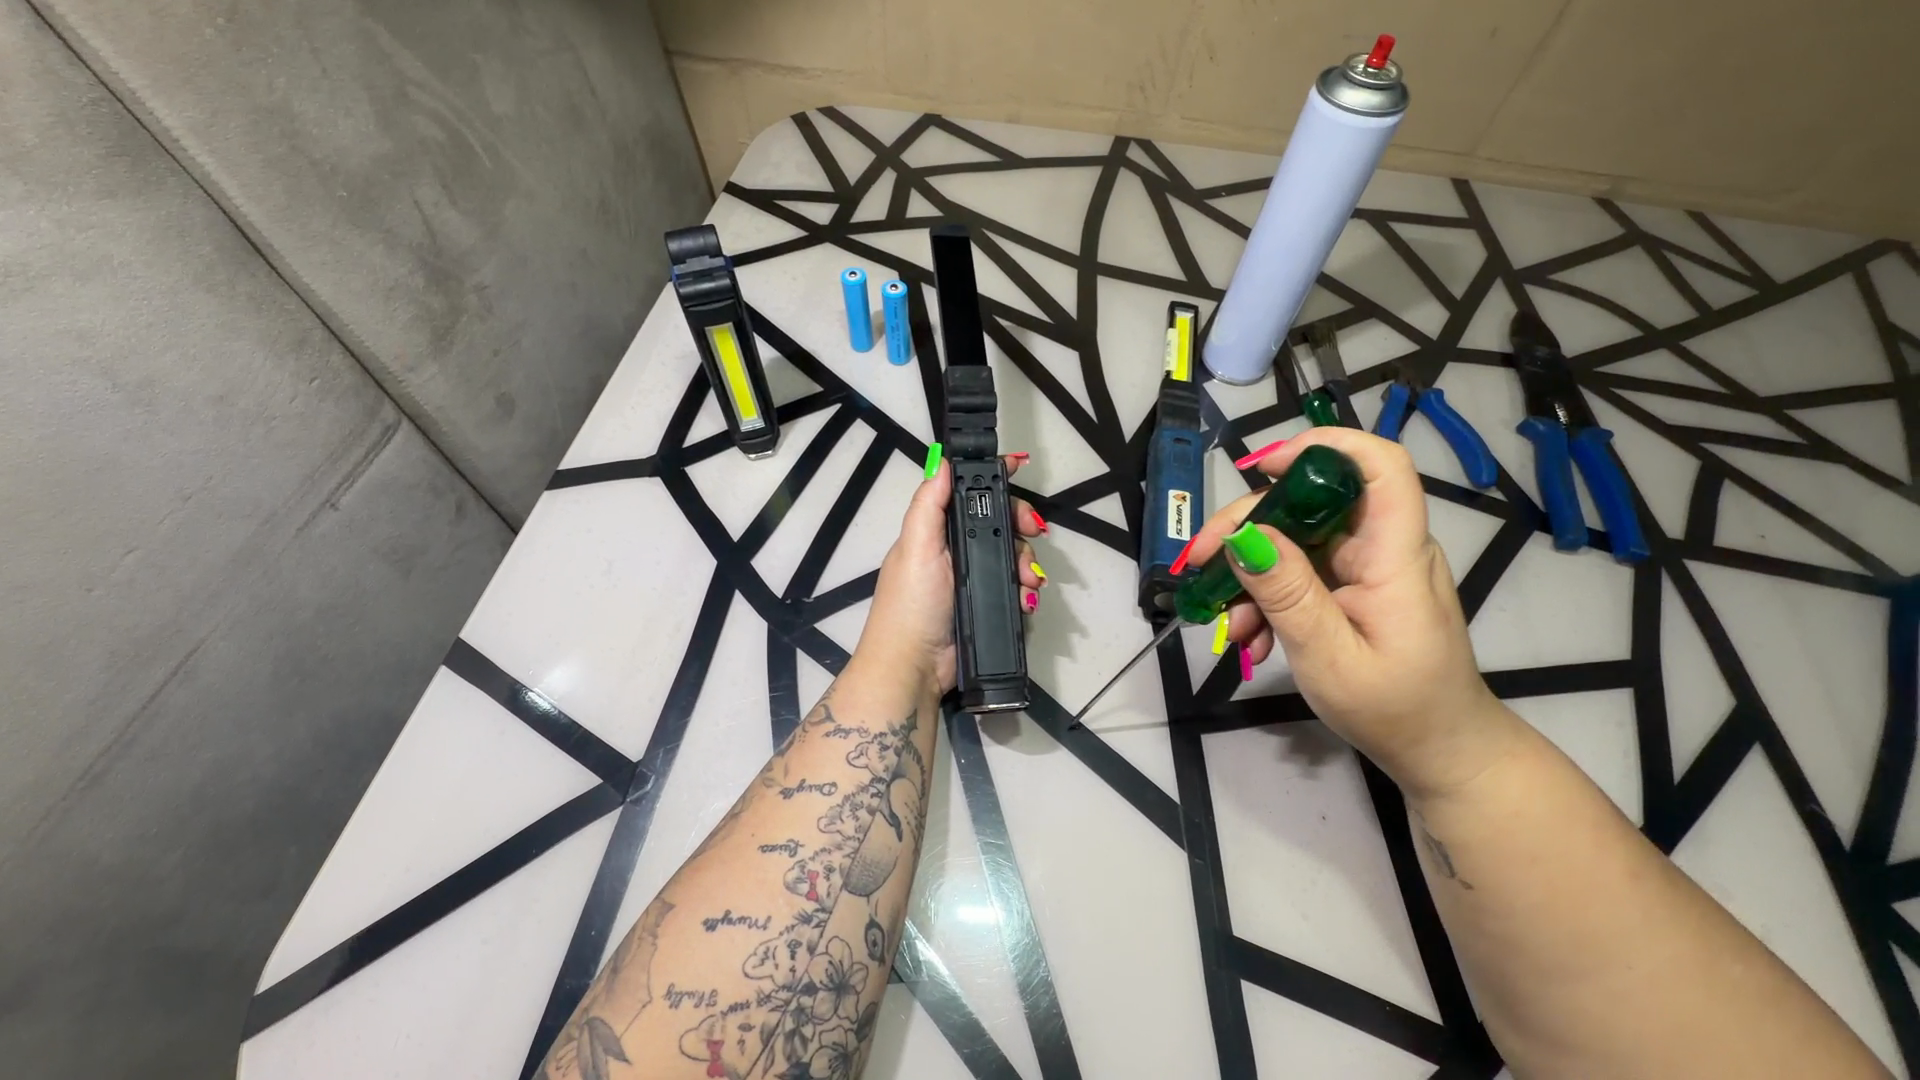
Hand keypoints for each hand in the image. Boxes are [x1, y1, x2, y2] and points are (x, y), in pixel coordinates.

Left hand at [854, 455, 1045, 693]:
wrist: (914, 666)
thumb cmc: (911, 603)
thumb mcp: (915, 547)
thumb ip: (928, 504)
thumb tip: (941, 460)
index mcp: (936, 532)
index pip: (969, 495)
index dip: (994, 479)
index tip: (1019, 466)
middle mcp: (955, 552)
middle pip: (999, 524)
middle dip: (1021, 525)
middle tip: (1035, 532)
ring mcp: (972, 580)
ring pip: (1013, 557)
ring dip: (1028, 563)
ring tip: (1030, 581)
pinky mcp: (986, 606)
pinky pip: (1015, 588)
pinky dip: (1025, 590)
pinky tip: (1027, 598)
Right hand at [1188, 428, 1521, 798]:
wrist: (1440, 752)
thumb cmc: (1395, 708)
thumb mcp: (1329, 656)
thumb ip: (1288, 594)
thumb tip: (1243, 535)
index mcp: (1395, 555)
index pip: (1381, 467)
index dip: (1325, 448)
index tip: (1261, 468)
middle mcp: (1383, 549)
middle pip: (1312, 503)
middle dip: (1248, 526)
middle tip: (1200, 562)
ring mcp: (1366, 569)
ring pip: (1296, 541)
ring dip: (1251, 575)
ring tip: (1227, 624)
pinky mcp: (1352, 589)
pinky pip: (1300, 574)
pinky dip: (1268, 599)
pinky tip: (1250, 637)